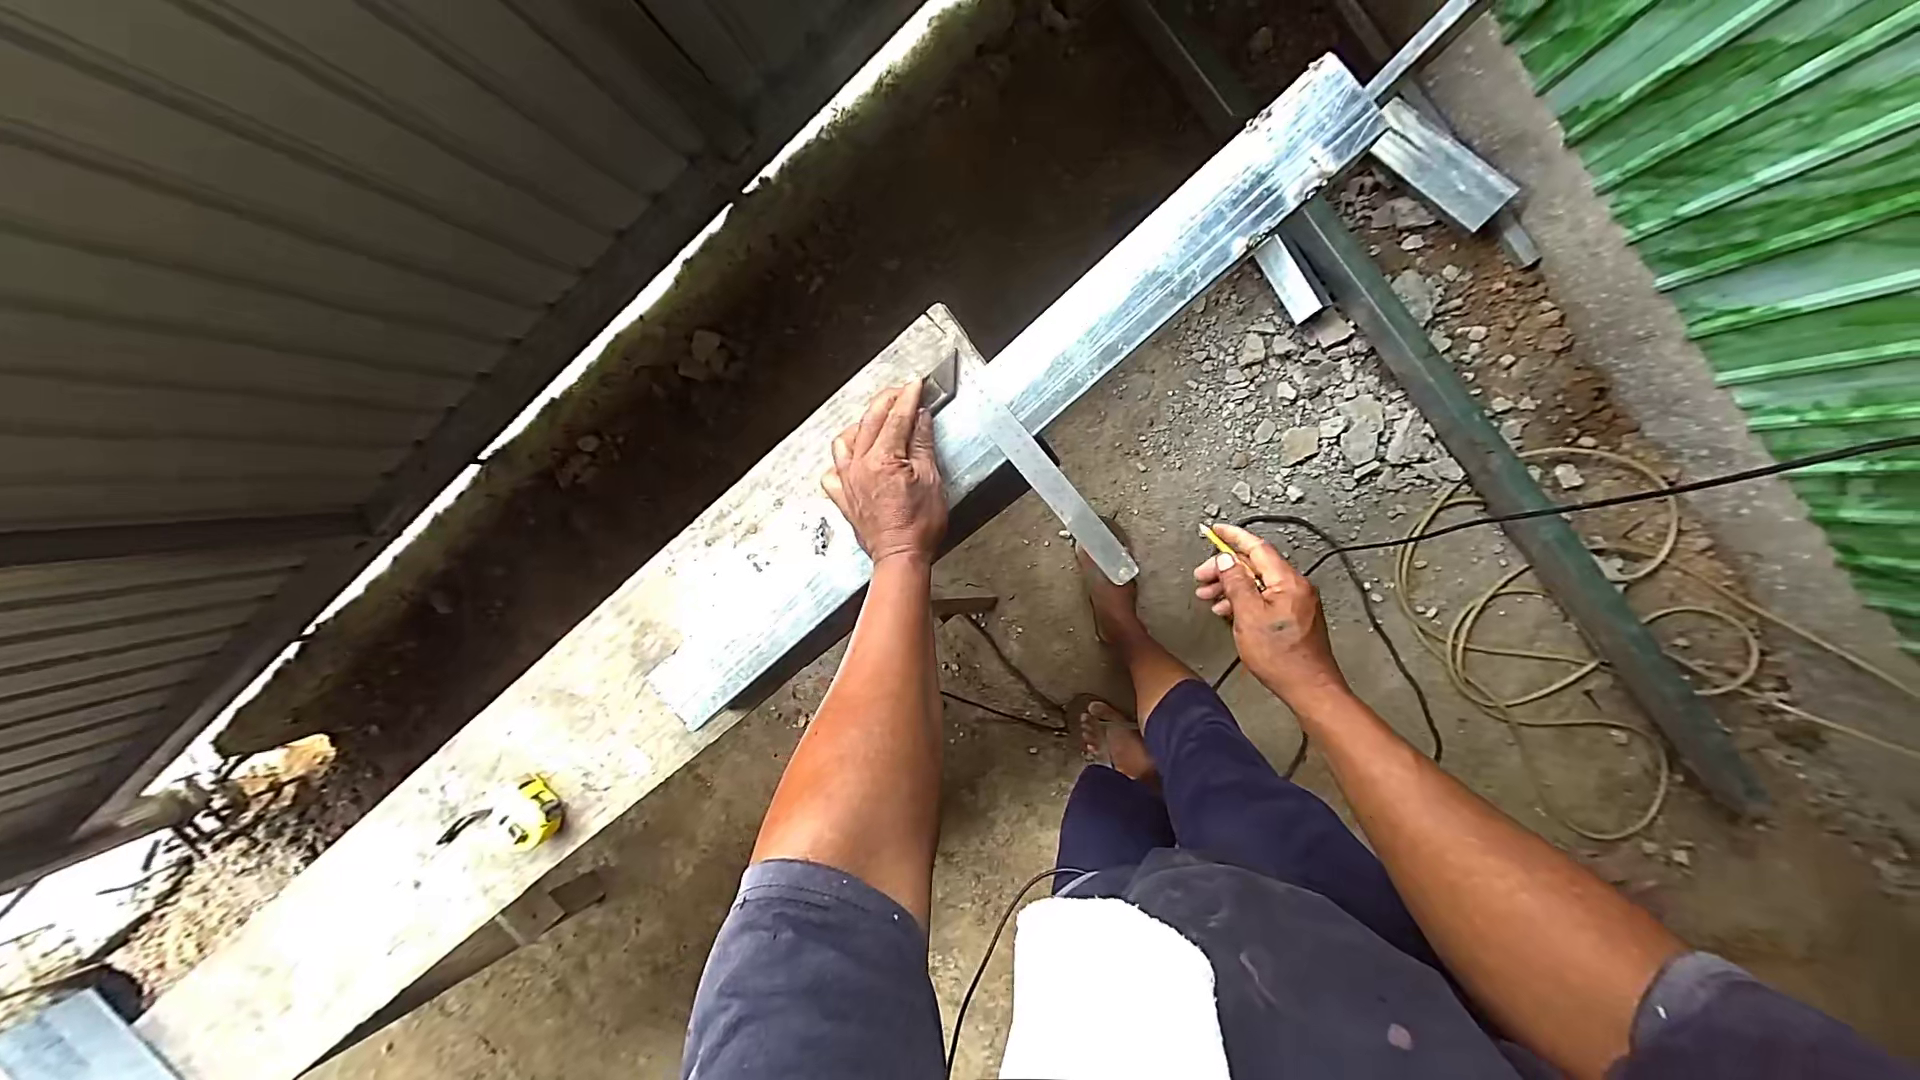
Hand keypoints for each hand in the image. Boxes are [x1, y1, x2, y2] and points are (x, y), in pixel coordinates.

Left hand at [821, 379, 946, 566]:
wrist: (901, 556)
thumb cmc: (918, 527)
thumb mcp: (931, 480)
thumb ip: (923, 445)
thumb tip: (920, 418)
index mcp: (884, 460)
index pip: (896, 418)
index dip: (908, 397)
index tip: (915, 385)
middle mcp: (860, 467)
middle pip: (870, 421)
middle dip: (887, 401)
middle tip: (900, 393)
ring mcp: (848, 482)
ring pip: (846, 440)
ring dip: (862, 425)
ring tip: (876, 420)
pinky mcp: (844, 498)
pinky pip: (833, 471)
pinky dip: (841, 459)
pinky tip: (851, 458)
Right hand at [1194, 523, 1349, 706]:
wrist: (1308, 687)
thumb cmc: (1282, 658)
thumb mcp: (1248, 615)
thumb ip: (1235, 583)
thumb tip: (1224, 560)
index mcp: (1288, 582)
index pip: (1257, 547)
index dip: (1232, 537)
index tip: (1215, 530)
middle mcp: (1296, 587)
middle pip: (1255, 565)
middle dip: (1224, 568)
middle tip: (1202, 576)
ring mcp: (1296, 602)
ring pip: (1258, 582)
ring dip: (1231, 586)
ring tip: (1208, 596)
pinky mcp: (1293, 616)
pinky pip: (1264, 597)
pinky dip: (1243, 599)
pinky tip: (1228, 609)